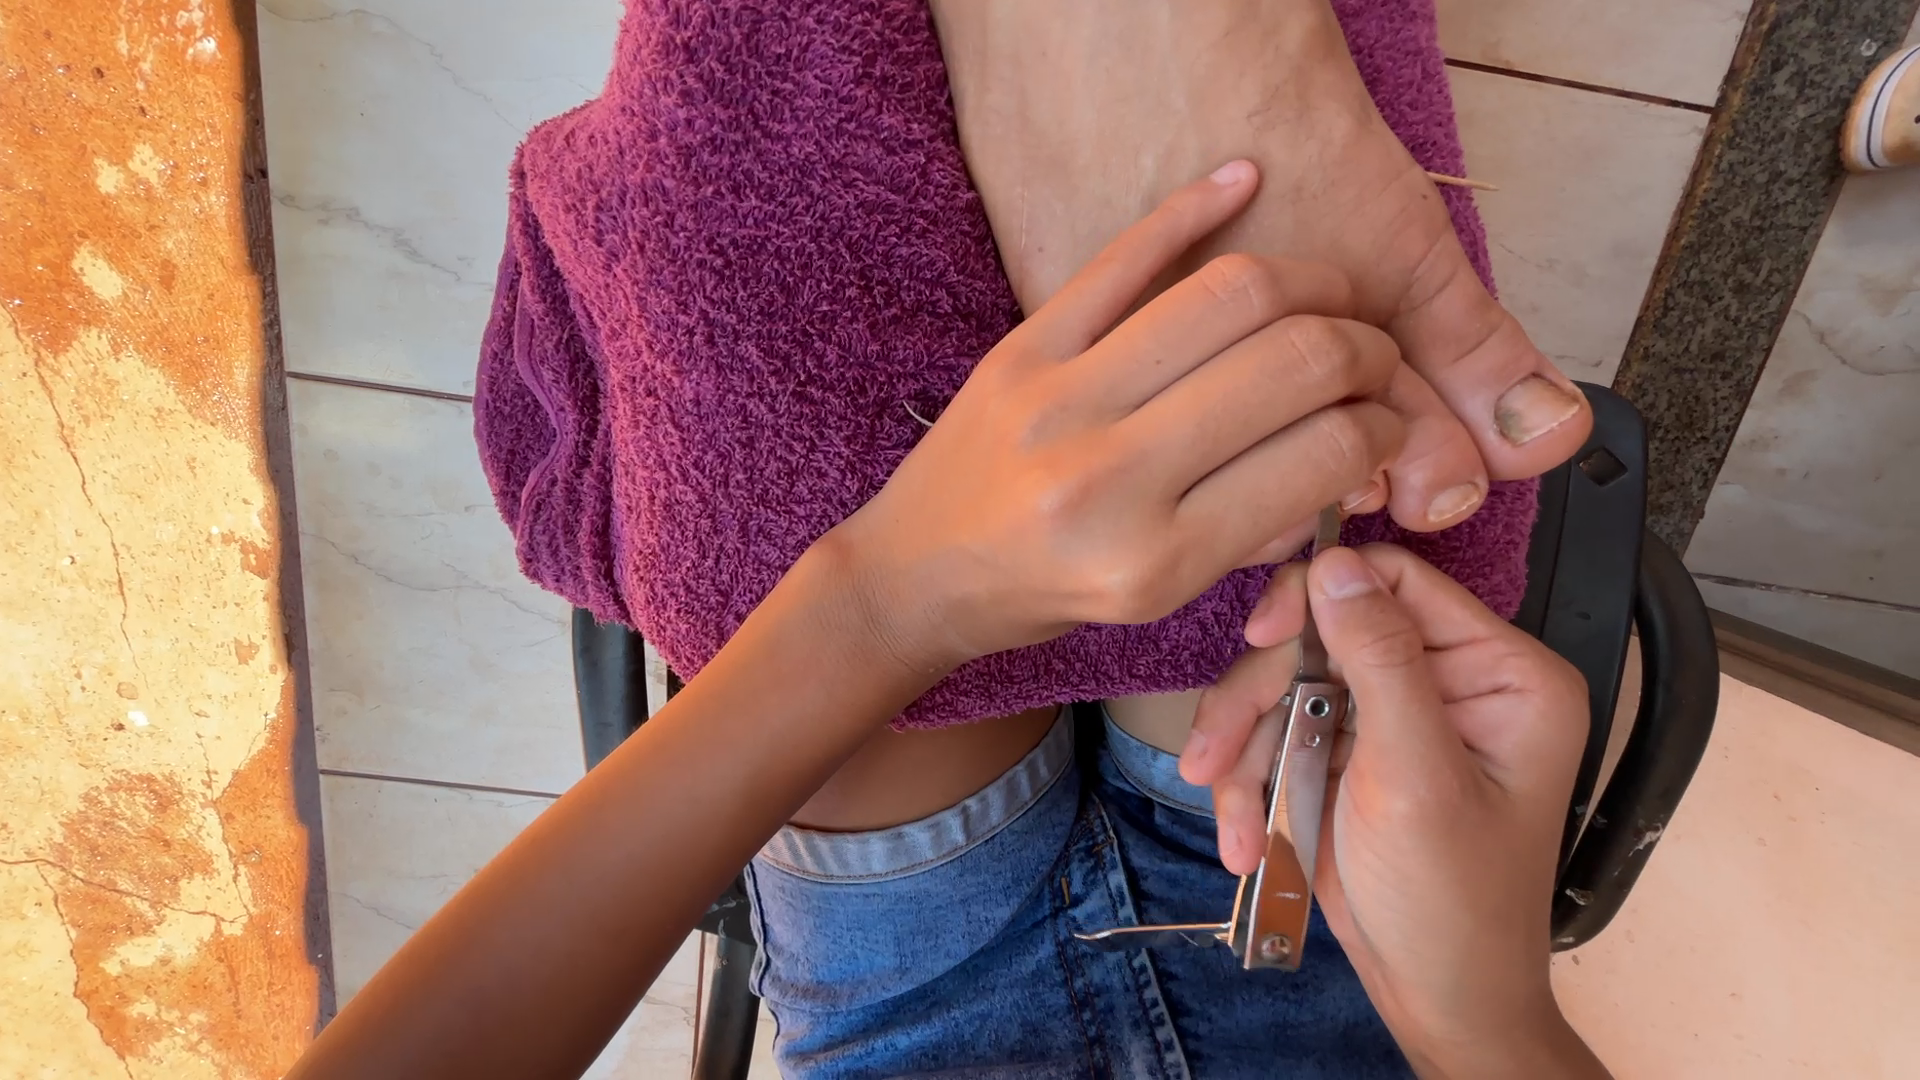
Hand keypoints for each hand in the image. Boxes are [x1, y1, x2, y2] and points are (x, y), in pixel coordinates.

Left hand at [830, 160, 1405, 670]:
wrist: (916, 572)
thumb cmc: (1037, 596)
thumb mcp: (1154, 596)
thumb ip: (1254, 523)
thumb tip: (1351, 439)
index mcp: (1155, 560)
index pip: (1325, 456)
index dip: (1385, 427)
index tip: (1386, 420)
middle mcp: (1109, 478)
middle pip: (1295, 362)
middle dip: (1366, 350)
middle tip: (1370, 355)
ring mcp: (1057, 402)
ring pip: (1228, 296)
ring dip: (1309, 279)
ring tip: (1328, 296)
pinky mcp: (1018, 351)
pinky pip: (1122, 257)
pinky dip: (1192, 208)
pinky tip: (1243, 182)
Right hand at [1182, 545, 1608, 1076]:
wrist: (1430, 993)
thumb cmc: (1450, 896)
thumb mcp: (1416, 777)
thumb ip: (1380, 661)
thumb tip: (1335, 562)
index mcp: (1494, 670)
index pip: (1393, 583)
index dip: (1317, 596)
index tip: (1260, 636)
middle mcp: (1438, 676)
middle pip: (1314, 635)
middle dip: (1256, 700)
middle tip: (1211, 755)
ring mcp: (1379, 709)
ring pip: (1277, 683)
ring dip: (1238, 748)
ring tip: (1229, 820)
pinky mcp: (1336, 740)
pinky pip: (1269, 728)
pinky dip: (1245, 779)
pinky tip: (1243, 837)